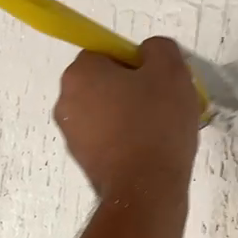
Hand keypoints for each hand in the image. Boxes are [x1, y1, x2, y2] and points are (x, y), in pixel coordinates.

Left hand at [54, 36, 200, 202]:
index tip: (157, 81)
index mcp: (79, 74)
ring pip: (106, 114)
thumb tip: (149, 53)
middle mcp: (66, 102)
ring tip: (160, 133)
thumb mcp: (171, 71)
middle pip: (103, 84)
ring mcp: (72, 136)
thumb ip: (159, 49)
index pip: (105, 54)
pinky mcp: (85, 163)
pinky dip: (126, 143)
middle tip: (163, 105)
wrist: (146, 189)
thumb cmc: (156, 124)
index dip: (134, 64)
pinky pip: (109, 141)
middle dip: (131, 91)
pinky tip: (151, 152)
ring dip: (129, 118)